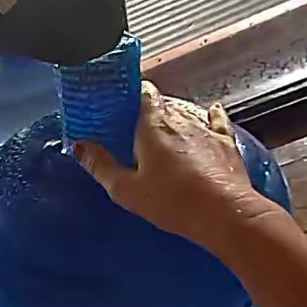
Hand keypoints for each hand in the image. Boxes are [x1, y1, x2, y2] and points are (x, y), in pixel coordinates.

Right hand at [73, 81, 283, 250]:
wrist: (223, 213)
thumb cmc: (173, 202)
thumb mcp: (126, 189)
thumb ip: (101, 166)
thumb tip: (80, 147)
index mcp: (152, 125)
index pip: (142, 93)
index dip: (132, 94)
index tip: (121, 101)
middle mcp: (181, 119)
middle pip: (162, 103)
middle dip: (150, 110)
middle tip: (138, 125)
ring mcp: (206, 128)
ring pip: (187, 112)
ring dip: (176, 117)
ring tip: (166, 128)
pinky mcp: (226, 142)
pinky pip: (217, 120)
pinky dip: (211, 116)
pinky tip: (212, 111)